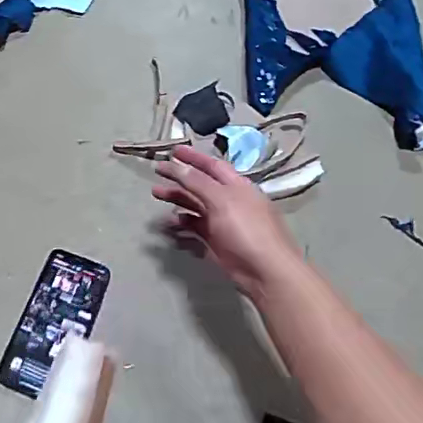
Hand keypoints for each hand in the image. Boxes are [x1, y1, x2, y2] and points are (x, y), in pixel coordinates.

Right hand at [153, 144, 306, 299]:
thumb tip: (178, 166)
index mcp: (236, 185)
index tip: (172, 151)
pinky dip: (182, 222)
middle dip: (179, 177)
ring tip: (156, 194)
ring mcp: (223, 221)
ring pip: (196, 205)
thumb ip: (198, 182)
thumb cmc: (247, 229)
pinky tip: (170, 222)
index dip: (192, 157)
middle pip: (201, 184)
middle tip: (157, 172)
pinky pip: (195, 226)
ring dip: (177, 198)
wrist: (265, 271)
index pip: (212, 165)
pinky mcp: (217, 240)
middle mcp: (230, 200)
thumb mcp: (222, 200)